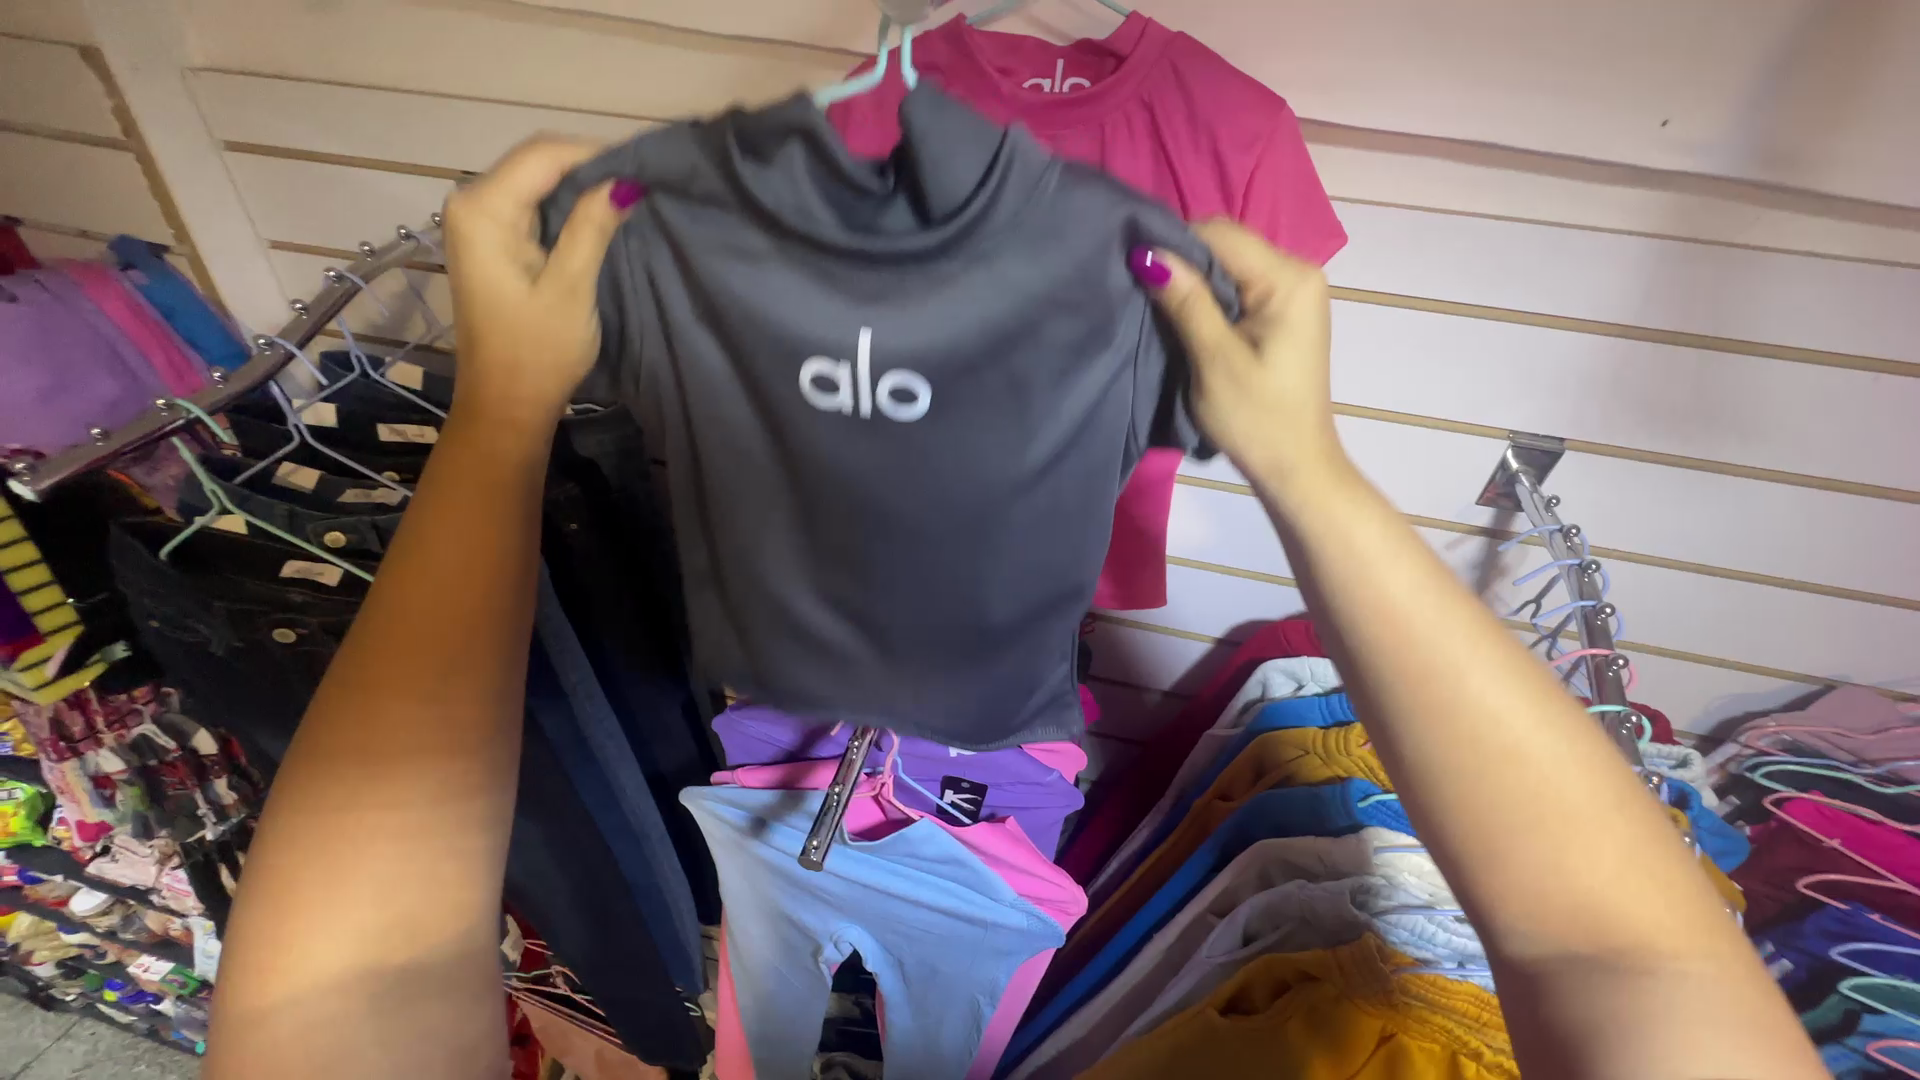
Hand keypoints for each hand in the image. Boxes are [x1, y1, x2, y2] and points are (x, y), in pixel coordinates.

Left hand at [440, 135, 638, 427]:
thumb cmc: (538, 351)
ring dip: (582, 187)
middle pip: (537, 162)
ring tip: (632, 196)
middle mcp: (472, 204)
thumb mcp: (571, 288)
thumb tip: (624, 182)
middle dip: (590, 166)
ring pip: (538, 183)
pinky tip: (602, 218)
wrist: (507, 402)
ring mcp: (480, 223)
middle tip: (644, 181)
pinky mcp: (494, 243)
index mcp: (483, 210)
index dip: (596, 153)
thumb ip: (591, 228)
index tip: (646, 166)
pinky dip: (569, 207)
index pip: (543, 155)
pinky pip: (534, 207)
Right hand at [1135, 219, 1346, 494]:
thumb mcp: (1214, 359)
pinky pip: (1237, 288)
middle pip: (1225, 246)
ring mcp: (1293, 292)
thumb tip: (1147, 253)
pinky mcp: (1282, 312)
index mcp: (1288, 278)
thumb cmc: (1255, 418)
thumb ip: (1185, 302)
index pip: (1219, 233)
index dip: (1173, 245)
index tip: (1134, 272)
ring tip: (1159, 308)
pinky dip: (1208, 299)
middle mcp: (1298, 272)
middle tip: (1141, 292)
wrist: (1294, 465)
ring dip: (1192, 284)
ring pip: (1228, 267)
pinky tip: (1187, 320)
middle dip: (1182, 264)